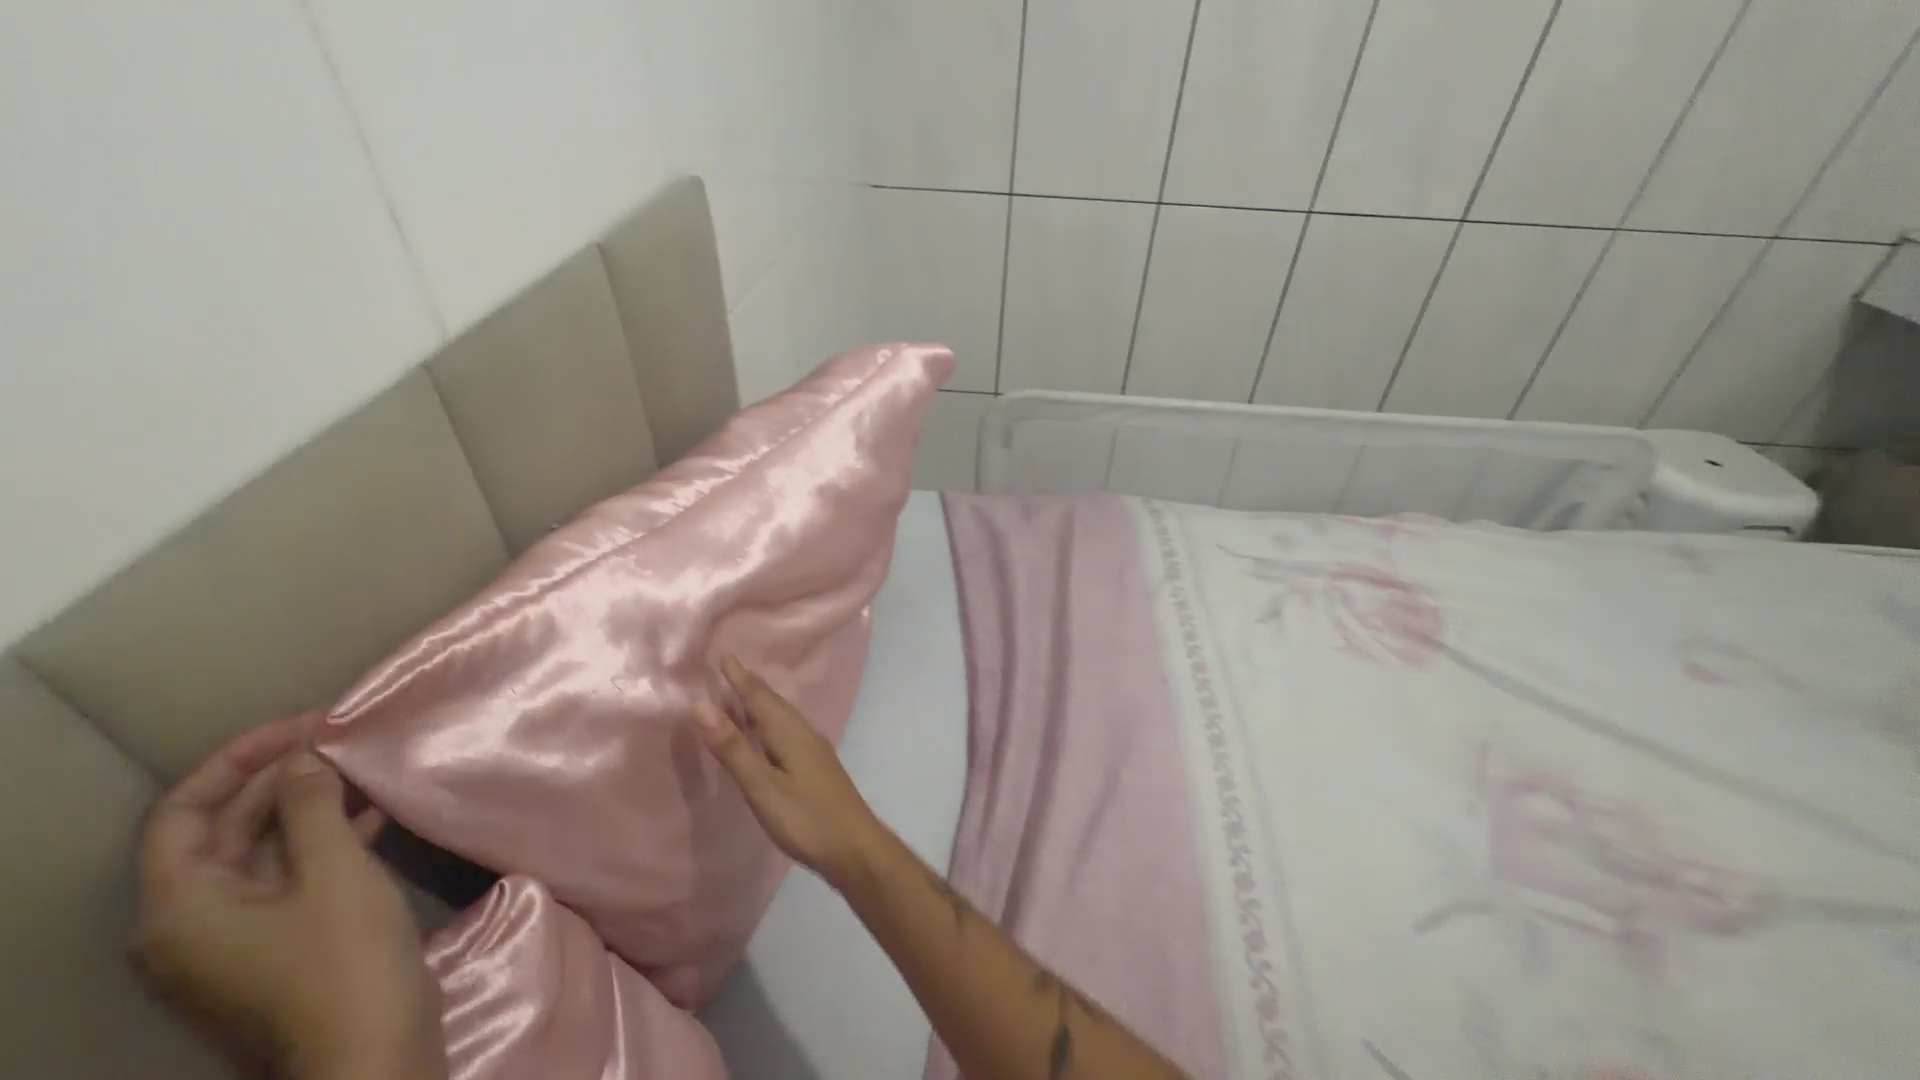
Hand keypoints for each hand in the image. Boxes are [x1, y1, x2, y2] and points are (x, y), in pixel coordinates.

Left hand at [132, 718, 444, 1079]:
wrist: (375, 1050)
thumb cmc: (346, 958)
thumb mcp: (333, 871)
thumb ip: (311, 807)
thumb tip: (303, 756)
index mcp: (181, 906)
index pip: (183, 811)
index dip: (237, 760)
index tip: (300, 726)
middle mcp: (190, 922)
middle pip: (220, 831)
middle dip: (278, 779)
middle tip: (336, 738)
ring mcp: (234, 939)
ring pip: (258, 853)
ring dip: (305, 807)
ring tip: (357, 769)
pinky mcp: (275, 948)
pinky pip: (285, 879)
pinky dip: (322, 842)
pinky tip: (371, 818)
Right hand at [695, 656, 891, 892]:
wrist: (856, 848)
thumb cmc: (806, 819)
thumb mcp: (762, 787)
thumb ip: (733, 749)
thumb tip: (702, 706)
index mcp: (790, 734)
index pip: (760, 698)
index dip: (740, 678)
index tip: (724, 655)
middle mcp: (805, 735)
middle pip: (775, 704)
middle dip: (752, 686)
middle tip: (731, 669)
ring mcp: (816, 752)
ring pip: (785, 718)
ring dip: (763, 704)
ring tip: (744, 698)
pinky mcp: (819, 768)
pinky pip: (790, 732)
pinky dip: (773, 724)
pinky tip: (770, 737)